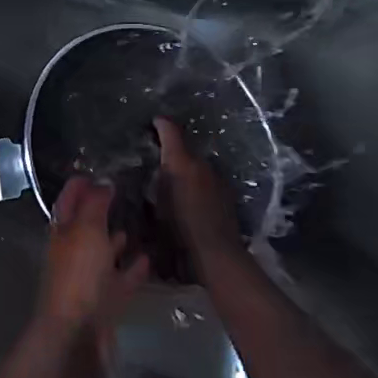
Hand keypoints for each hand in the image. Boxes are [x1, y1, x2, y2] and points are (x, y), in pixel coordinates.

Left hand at [37, 177, 149, 336]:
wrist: (78, 335)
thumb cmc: (79, 276)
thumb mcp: (87, 230)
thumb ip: (95, 205)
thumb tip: (102, 183)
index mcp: (62, 232)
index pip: (68, 200)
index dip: (79, 184)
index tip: (98, 170)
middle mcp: (72, 252)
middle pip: (86, 225)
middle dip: (101, 210)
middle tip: (126, 194)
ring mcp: (88, 278)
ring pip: (103, 252)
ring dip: (117, 239)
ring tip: (139, 222)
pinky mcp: (105, 301)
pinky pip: (120, 279)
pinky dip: (132, 268)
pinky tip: (148, 258)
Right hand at [152, 117, 242, 268]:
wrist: (215, 255)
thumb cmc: (179, 229)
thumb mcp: (156, 204)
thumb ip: (154, 180)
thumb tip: (152, 162)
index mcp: (181, 163)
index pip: (171, 131)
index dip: (161, 124)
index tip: (152, 122)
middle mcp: (201, 165)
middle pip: (184, 150)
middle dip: (170, 152)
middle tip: (153, 161)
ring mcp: (216, 180)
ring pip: (195, 167)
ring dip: (183, 170)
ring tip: (169, 184)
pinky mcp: (225, 196)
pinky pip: (205, 182)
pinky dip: (195, 185)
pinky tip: (186, 202)